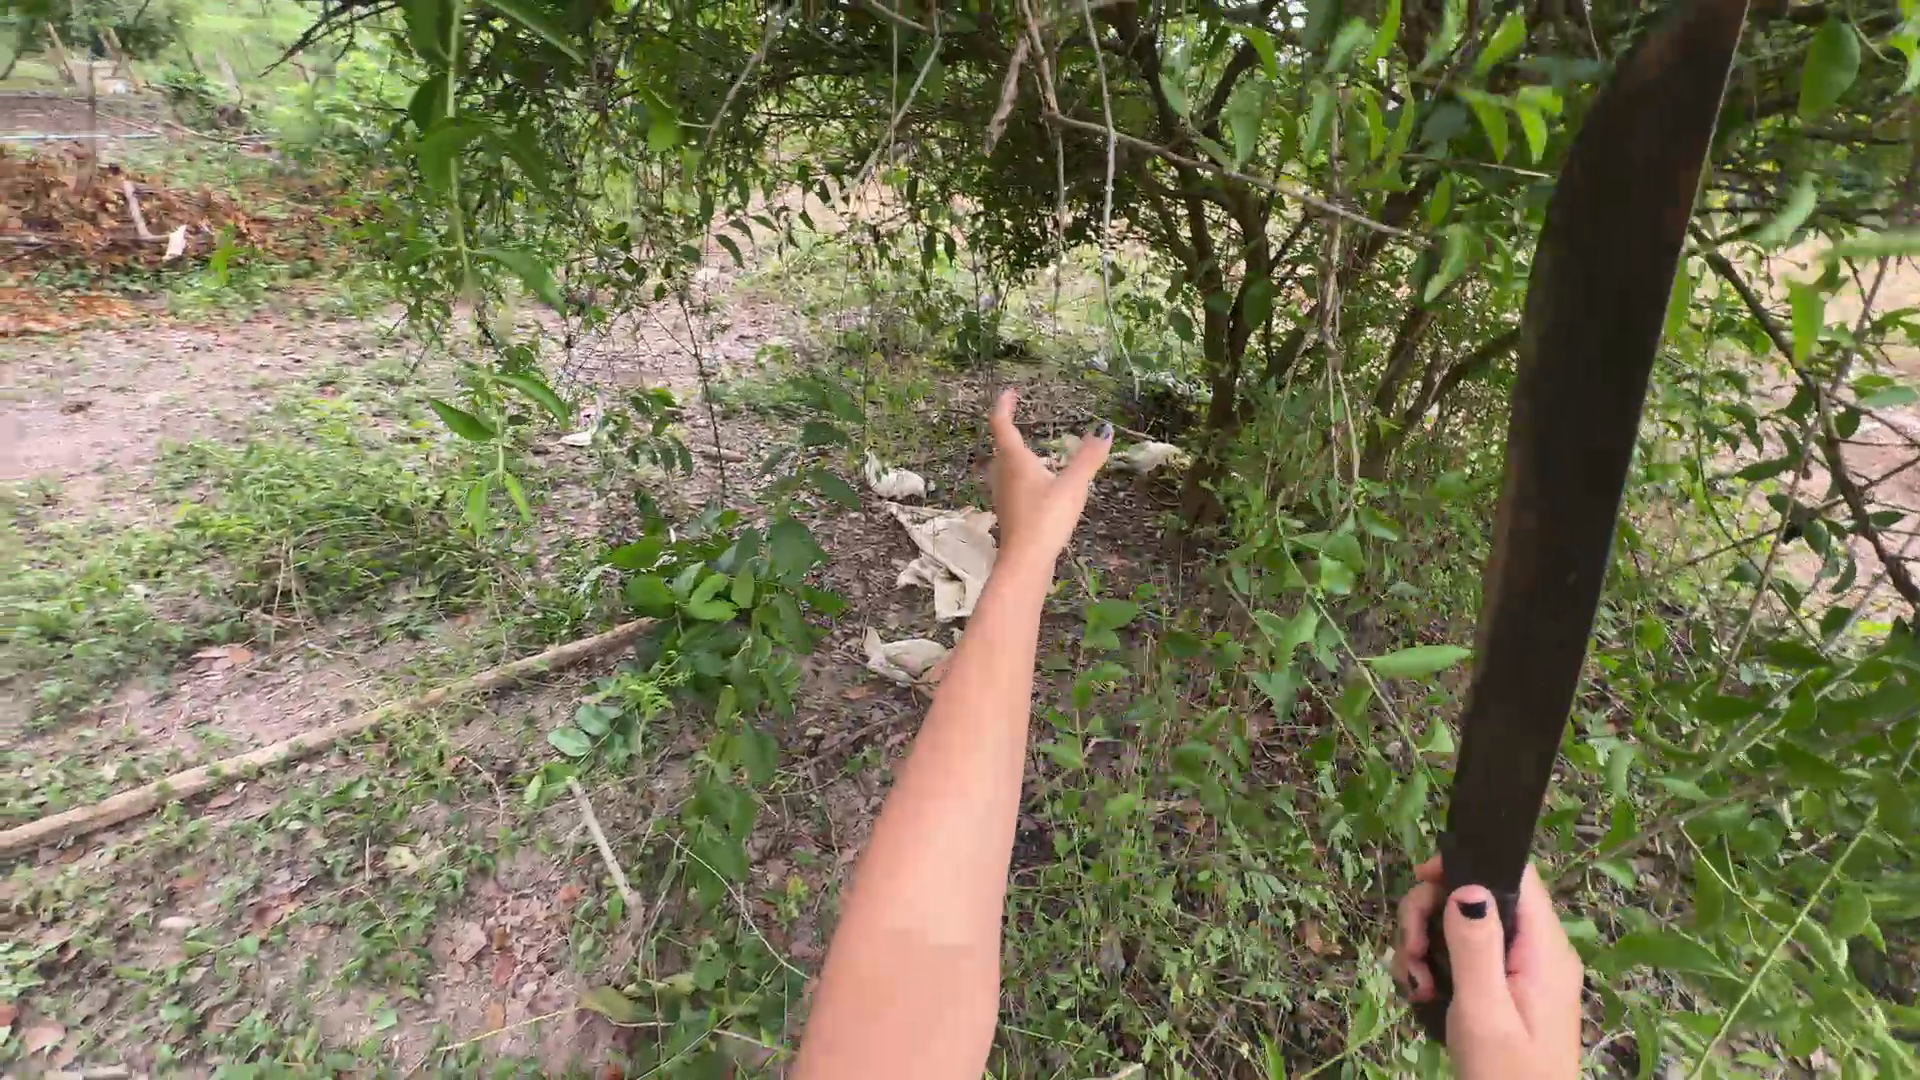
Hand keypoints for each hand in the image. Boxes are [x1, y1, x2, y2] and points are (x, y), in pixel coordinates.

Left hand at [987, 389, 1110, 562]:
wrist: (1026, 561)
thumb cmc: (1046, 519)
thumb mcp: (1073, 486)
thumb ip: (1088, 458)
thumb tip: (1104, 429)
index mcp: (1014, 461)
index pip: (1001, 424)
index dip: (1004, 406)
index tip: (1011, 393)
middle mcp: (1002, 475)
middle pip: (999, 446)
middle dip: (1006, 430)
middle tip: (1015, 418)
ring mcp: (1002, 496)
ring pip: (1002, 467)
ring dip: (1011, 455)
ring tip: (1027, 450)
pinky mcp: (1008, 513)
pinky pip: (1010, 485)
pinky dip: (1019, 476)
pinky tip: (1034, 485)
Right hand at [1393, 858, 1583, 1079]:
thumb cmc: (1506, 1074)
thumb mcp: (1484, 1010)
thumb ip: (1476, 946)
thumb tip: (1468, 885)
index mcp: (1543, 950)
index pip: (1514, 875)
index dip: (1466, 864)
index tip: (1423, 878)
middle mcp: (1533, 950)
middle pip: (1471, 895)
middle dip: (1427, 913)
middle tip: (1410, 949)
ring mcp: (1515, 967)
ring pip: (1454, 922)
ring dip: (1421, 942)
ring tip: (1414, 980)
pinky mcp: (1497, 983)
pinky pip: (1454, 950)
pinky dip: (1428, 963)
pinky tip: (1420, 991)